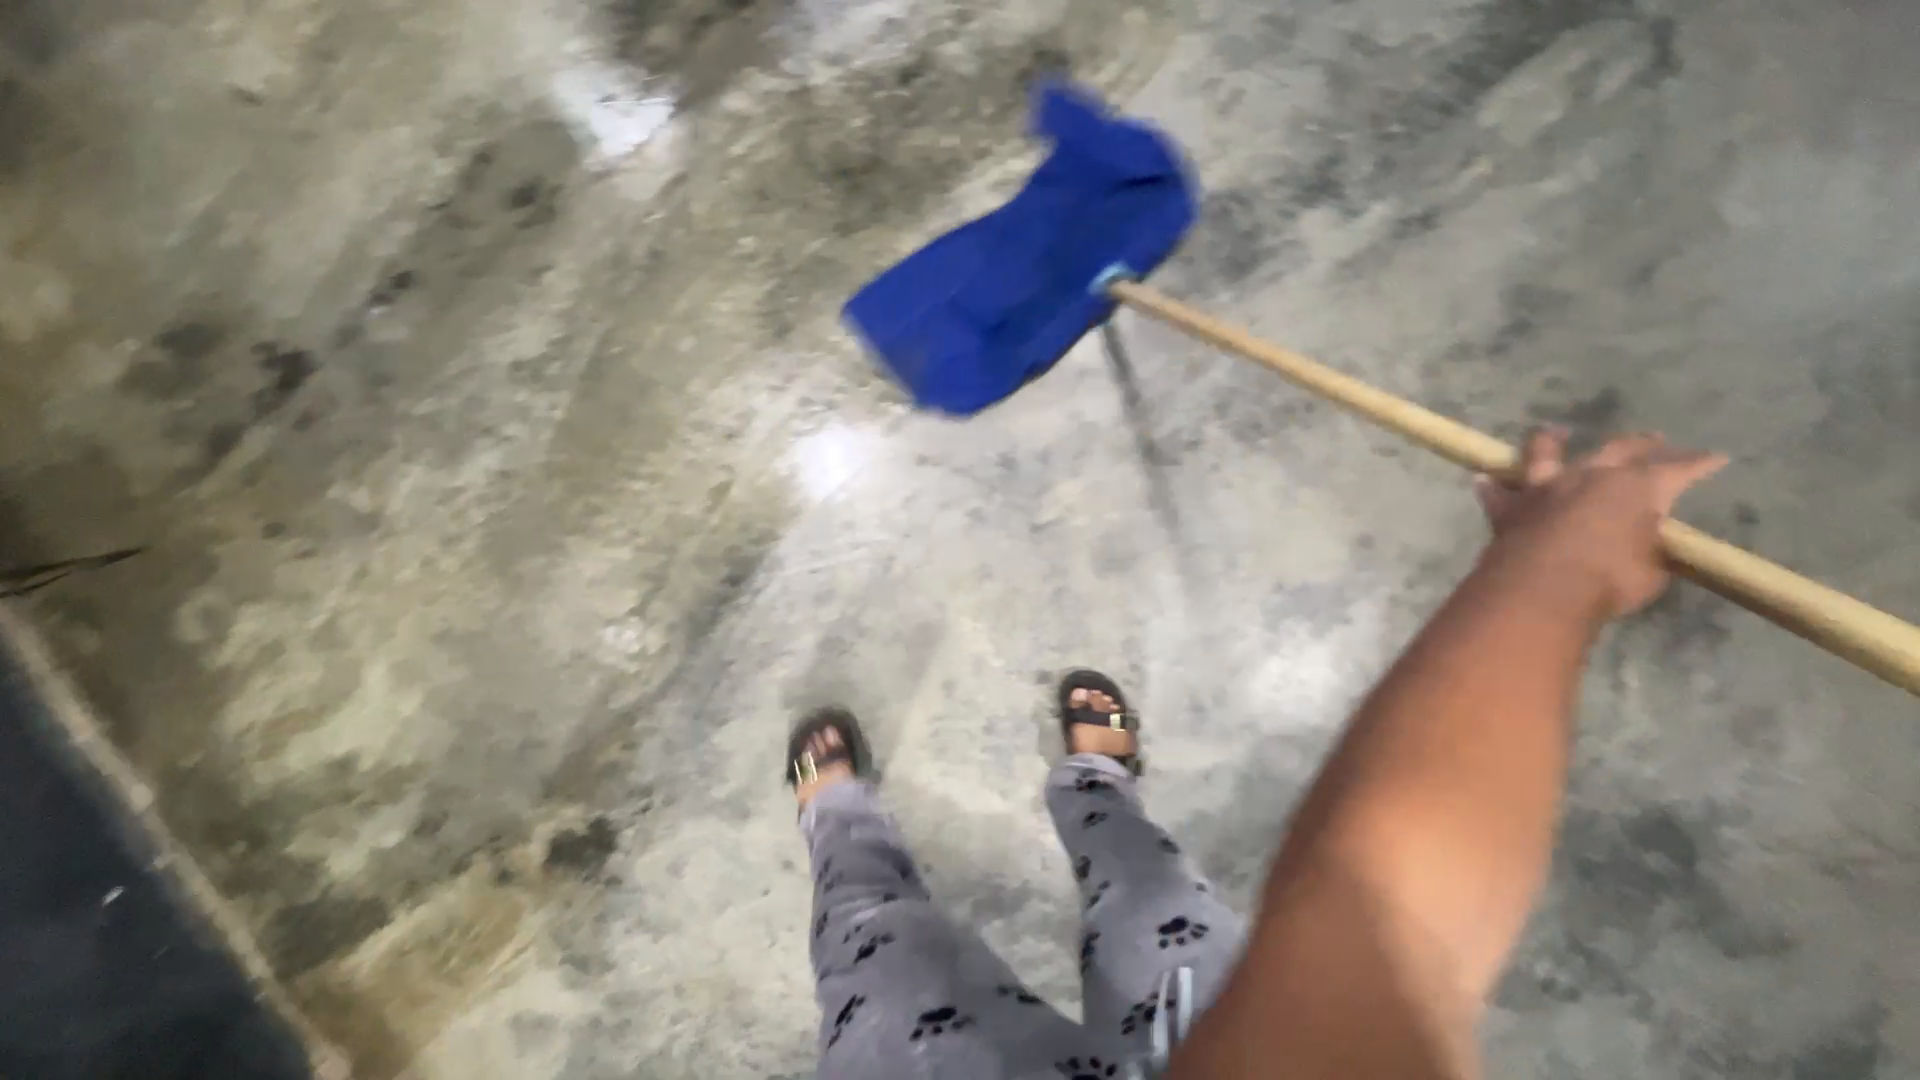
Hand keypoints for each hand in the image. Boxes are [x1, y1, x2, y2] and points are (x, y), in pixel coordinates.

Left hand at [1474, 428, 1728, 619]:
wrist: (1539, 588)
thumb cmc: (1609, 581)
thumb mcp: (1650, 568)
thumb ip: (1646, 546)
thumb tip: (1637, 542)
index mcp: (1636, 487)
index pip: (1676, 470)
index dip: (1698, 464)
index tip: (1715, 458)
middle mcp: (1588, 477)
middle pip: (1617, 450)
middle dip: (1640, 444)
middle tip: (1655, 439)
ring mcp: (1543, 489)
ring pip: (1545, 454)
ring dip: (1551, 441)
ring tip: (1554, 431)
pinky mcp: (1507, 509)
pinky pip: (1496, 494)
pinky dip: (1491, 487)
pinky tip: (1483, 481)